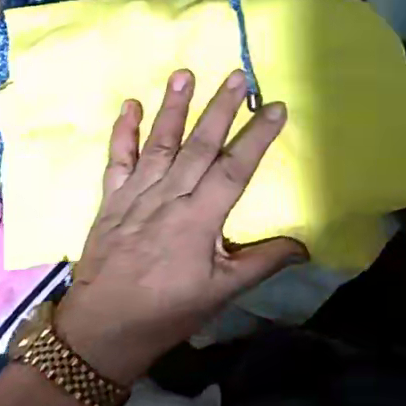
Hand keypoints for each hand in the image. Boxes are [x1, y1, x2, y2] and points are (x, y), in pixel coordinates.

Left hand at [54, 69, 304, 384]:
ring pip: (160, 143)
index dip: (257, 136)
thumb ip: (262, 263)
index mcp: (198, 219)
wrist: (101, 331)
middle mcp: (168, 197)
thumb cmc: (167, 313)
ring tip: (184, 74)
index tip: (275, 106)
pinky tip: (131, 105)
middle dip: (219, 108)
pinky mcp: (111, 198)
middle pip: (199, 145)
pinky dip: (123, 132)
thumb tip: (304, 246)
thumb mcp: (221, 294)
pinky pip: (118, 159)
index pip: (235, 168)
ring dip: (173, 107)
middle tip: (236, 75)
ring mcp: (136, 194)